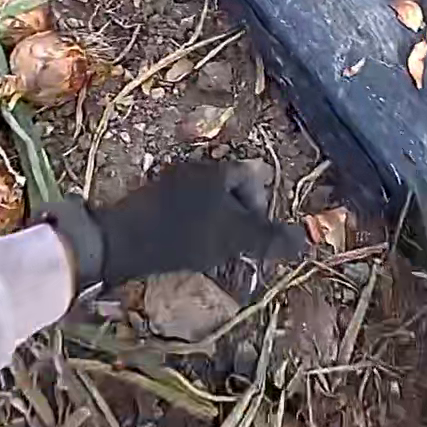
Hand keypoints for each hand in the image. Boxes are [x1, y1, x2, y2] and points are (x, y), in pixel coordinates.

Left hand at [43, 160, 305, 288]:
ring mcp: (172, 183)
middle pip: (230, 192)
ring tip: (214, 256)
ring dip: (216, 228)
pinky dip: (194, 230)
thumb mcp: (232, 239)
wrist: (119, 241)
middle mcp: (197, 170)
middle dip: (238, 222)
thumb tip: (307, 241)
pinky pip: (185, 211)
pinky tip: (186, 252)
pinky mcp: (152, 200)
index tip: (254, 237)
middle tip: (236, 250)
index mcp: (219, 171)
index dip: (259, 208)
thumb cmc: (182, 235)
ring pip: (208, 204)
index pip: (252, 179)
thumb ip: (268, 238)